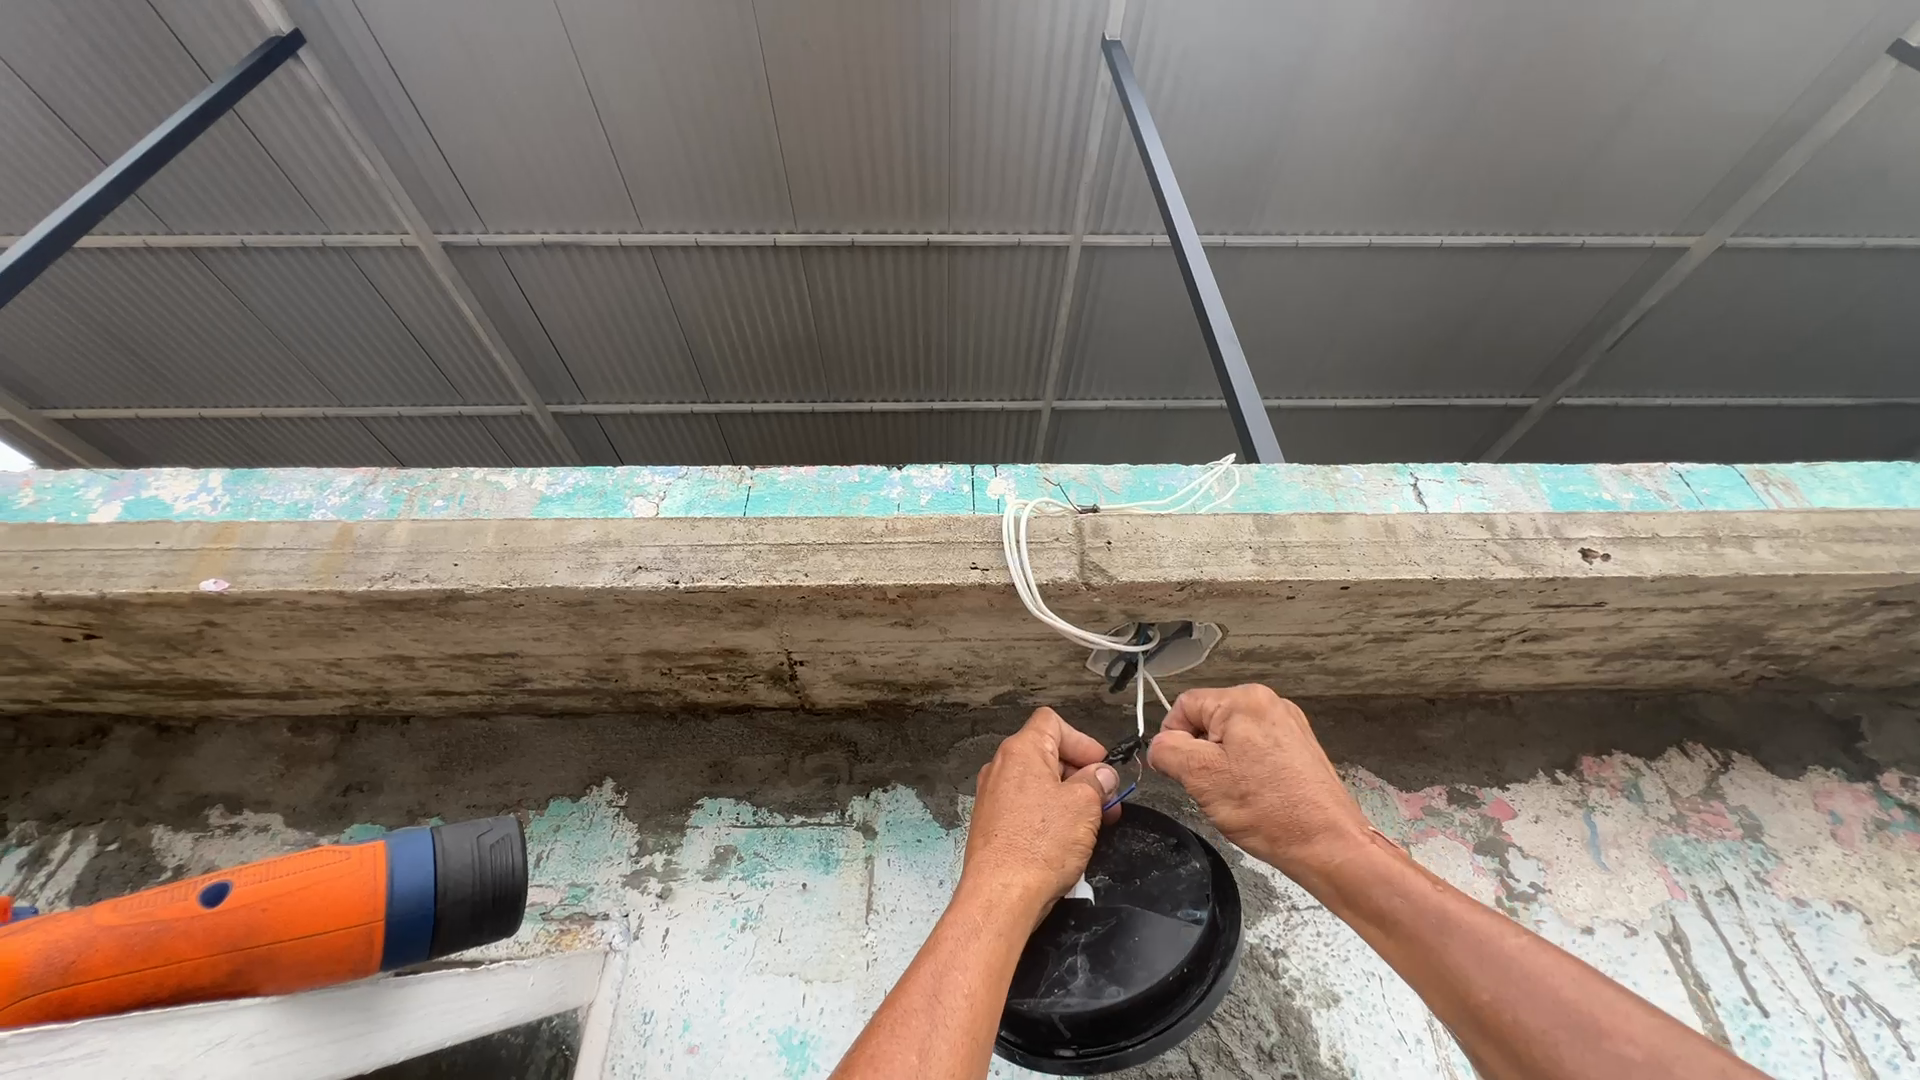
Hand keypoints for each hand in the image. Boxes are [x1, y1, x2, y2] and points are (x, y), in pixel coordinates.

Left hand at [962, 708, 1119, 923]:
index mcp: (1021, 751)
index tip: (1101, 766)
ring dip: (1068, 797)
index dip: (1082, 741)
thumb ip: (1096, 782)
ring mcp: (993, 795)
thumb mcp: (1084, 806)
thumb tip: (1102, 774)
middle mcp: (1001, 767)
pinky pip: (1026, 806)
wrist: (1001, 895)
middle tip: (1106, 800)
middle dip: (1081, 773)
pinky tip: (1067, 839)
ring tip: (1093, 823)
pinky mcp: (992, 823)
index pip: (1052, 722)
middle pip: (1047, 753)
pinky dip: (1049, 814)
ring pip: (1039, 783)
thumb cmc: (1038, 847)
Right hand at [1147, 684, 1372, 879]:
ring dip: (1222, 764)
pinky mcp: (1299, 748)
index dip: (1173, 738)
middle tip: (1210, 786)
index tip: (1180, 771)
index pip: (1184, 706)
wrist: (1329, 845)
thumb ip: (1167, 750)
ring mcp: (1288, 725)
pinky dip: (1246, 770)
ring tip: (1236, 794)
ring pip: (1230, 738)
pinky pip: (1254, 750)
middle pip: (1208, 720)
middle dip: (1200, 753)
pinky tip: (1255, 795)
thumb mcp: (1199, 776)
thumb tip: (1159, 745)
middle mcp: (1269, 703)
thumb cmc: (1268, 810)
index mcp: (1244, 699)